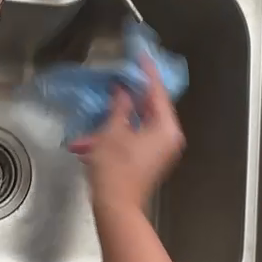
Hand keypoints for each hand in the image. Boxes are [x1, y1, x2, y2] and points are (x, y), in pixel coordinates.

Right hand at [70, 59, 184, 214]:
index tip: (140, 54)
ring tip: (97, 111)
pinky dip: (116, 134)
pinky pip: (133, 138)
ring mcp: (159, 151)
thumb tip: (123, 90)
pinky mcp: (147, 161)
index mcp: (166, 127)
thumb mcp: (113, 132)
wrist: (115, 207)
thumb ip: (120, 106)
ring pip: (138, 124)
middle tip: (118, 76)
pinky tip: (93, 135)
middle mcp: (168, 137)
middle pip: (149, 107)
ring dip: (116, 119)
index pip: (157, 91)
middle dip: (129, 96)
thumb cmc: (115, 168)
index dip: (146, 72)